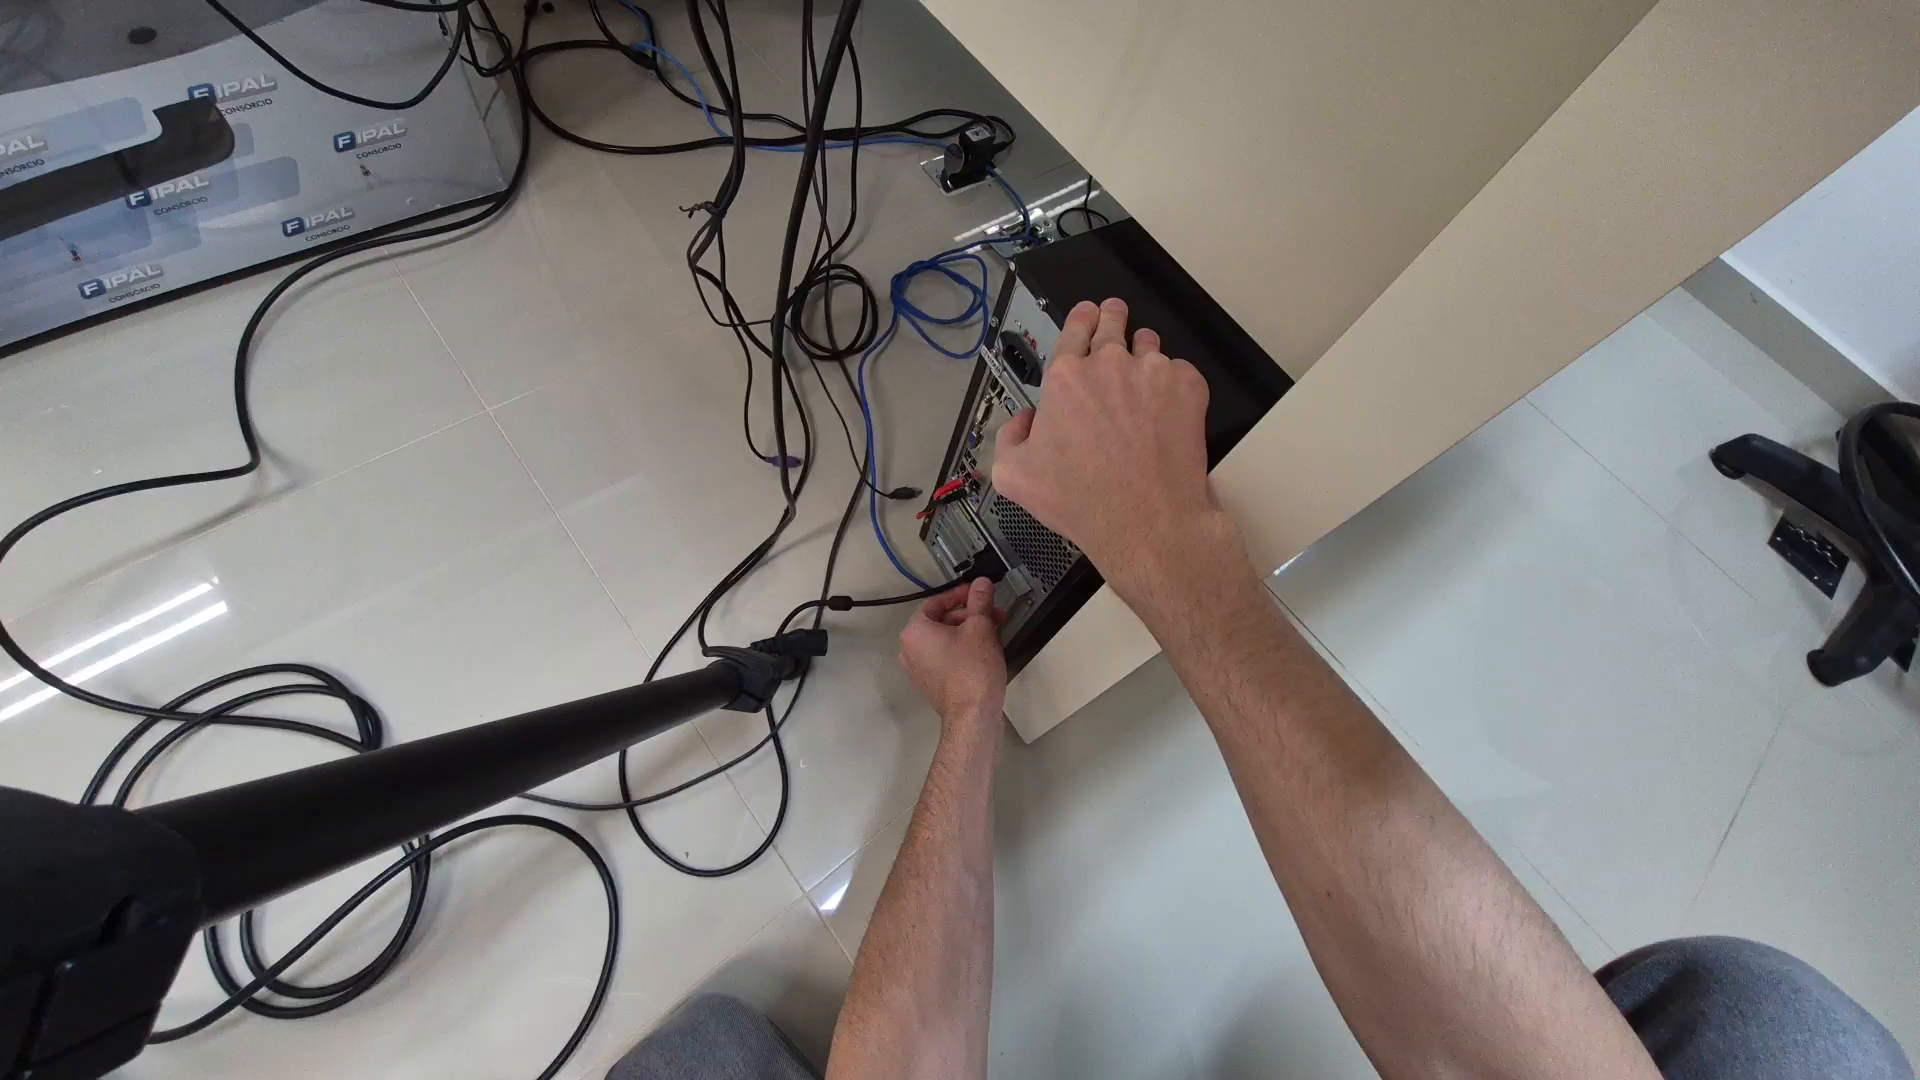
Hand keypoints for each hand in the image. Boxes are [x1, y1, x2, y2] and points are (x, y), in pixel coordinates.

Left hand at [898, 578, 1008, 733]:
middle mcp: (910, 650)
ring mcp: (918, 669)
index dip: (960, 594)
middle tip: (993, 614)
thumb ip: (980, 601)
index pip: (936, 602)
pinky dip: (962, 649)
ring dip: (968, 631)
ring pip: (944, 639)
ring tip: (993, 632)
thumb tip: (981, 584)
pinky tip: (984, 650)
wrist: (973, 715)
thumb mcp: (980, 627)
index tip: (978, 592)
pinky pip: (945, 657)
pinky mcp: (930, 684)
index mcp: (915, 632)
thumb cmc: (973, 670)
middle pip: (941, 620)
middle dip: (970, 615)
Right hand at [991, 298, 1238, 595]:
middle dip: (1112, 317)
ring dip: (1142, 352)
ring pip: (1148, 344)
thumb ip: (1008, 437)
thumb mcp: (1013, 475)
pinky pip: (1180, 372)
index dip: (1080, 319)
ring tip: (1140, 377)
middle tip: (1113, 317)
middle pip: (1113, 322)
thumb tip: (1023, 421)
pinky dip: (1173, 386)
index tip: (1086, 315)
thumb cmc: (1081, 500)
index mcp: (1065, 378)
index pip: (1073, 329)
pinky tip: (1163, 414)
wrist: (1144, 520)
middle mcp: (1109, 364)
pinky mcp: (1188, 389)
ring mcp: (1152, 373)